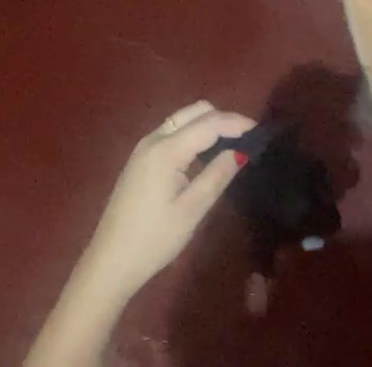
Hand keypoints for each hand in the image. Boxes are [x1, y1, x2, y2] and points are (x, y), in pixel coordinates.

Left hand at [77, 101, 255, 296]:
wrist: (110, 260)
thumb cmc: (154, 239)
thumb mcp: (191, 211)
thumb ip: (216, 176)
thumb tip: (240, 152)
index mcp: (166, 149)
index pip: (209, 123)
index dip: (236, 123)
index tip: (261, 131)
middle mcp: (153, 139)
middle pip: (194, 112)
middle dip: (222, 118)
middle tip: (246, 139)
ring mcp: (144, 147)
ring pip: (182, 119)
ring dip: (207, 125)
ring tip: (231, 146)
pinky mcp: (140, 158)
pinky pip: (172, 132)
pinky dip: (192, 134)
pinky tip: (204, 155)